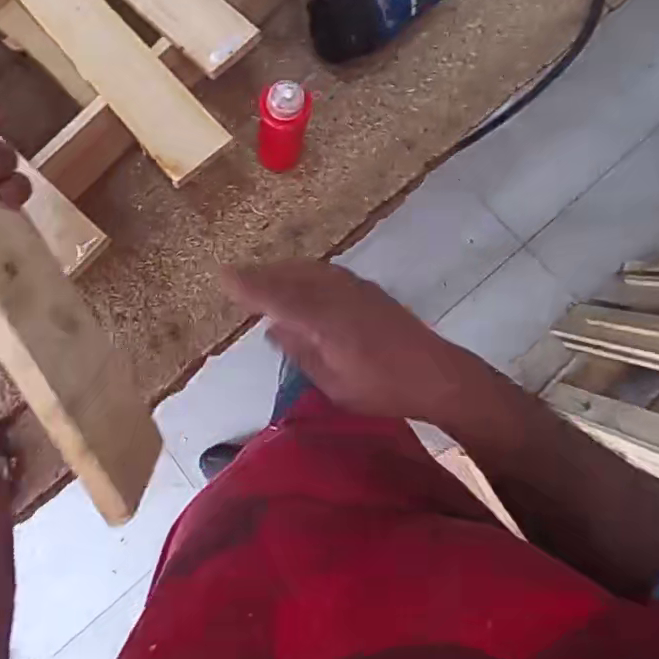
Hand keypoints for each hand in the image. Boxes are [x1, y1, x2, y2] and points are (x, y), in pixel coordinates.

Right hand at [222, 260, 504, 425]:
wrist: (436, 373)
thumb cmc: (382, 387)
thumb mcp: (334, 382)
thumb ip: (302, 351)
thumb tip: (274, 329)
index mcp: (325, 318)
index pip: (278, 295)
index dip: (249, 286)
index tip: (223, 276)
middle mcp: (339, 294)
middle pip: (293, 276)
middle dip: (263, 274)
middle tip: (236, 276)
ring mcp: (357, 288)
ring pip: (312, 271)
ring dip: (285, 271)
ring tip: (263, 277)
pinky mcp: (370, 291)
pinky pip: (328, 273)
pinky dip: (306, 273)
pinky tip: (302, 283)